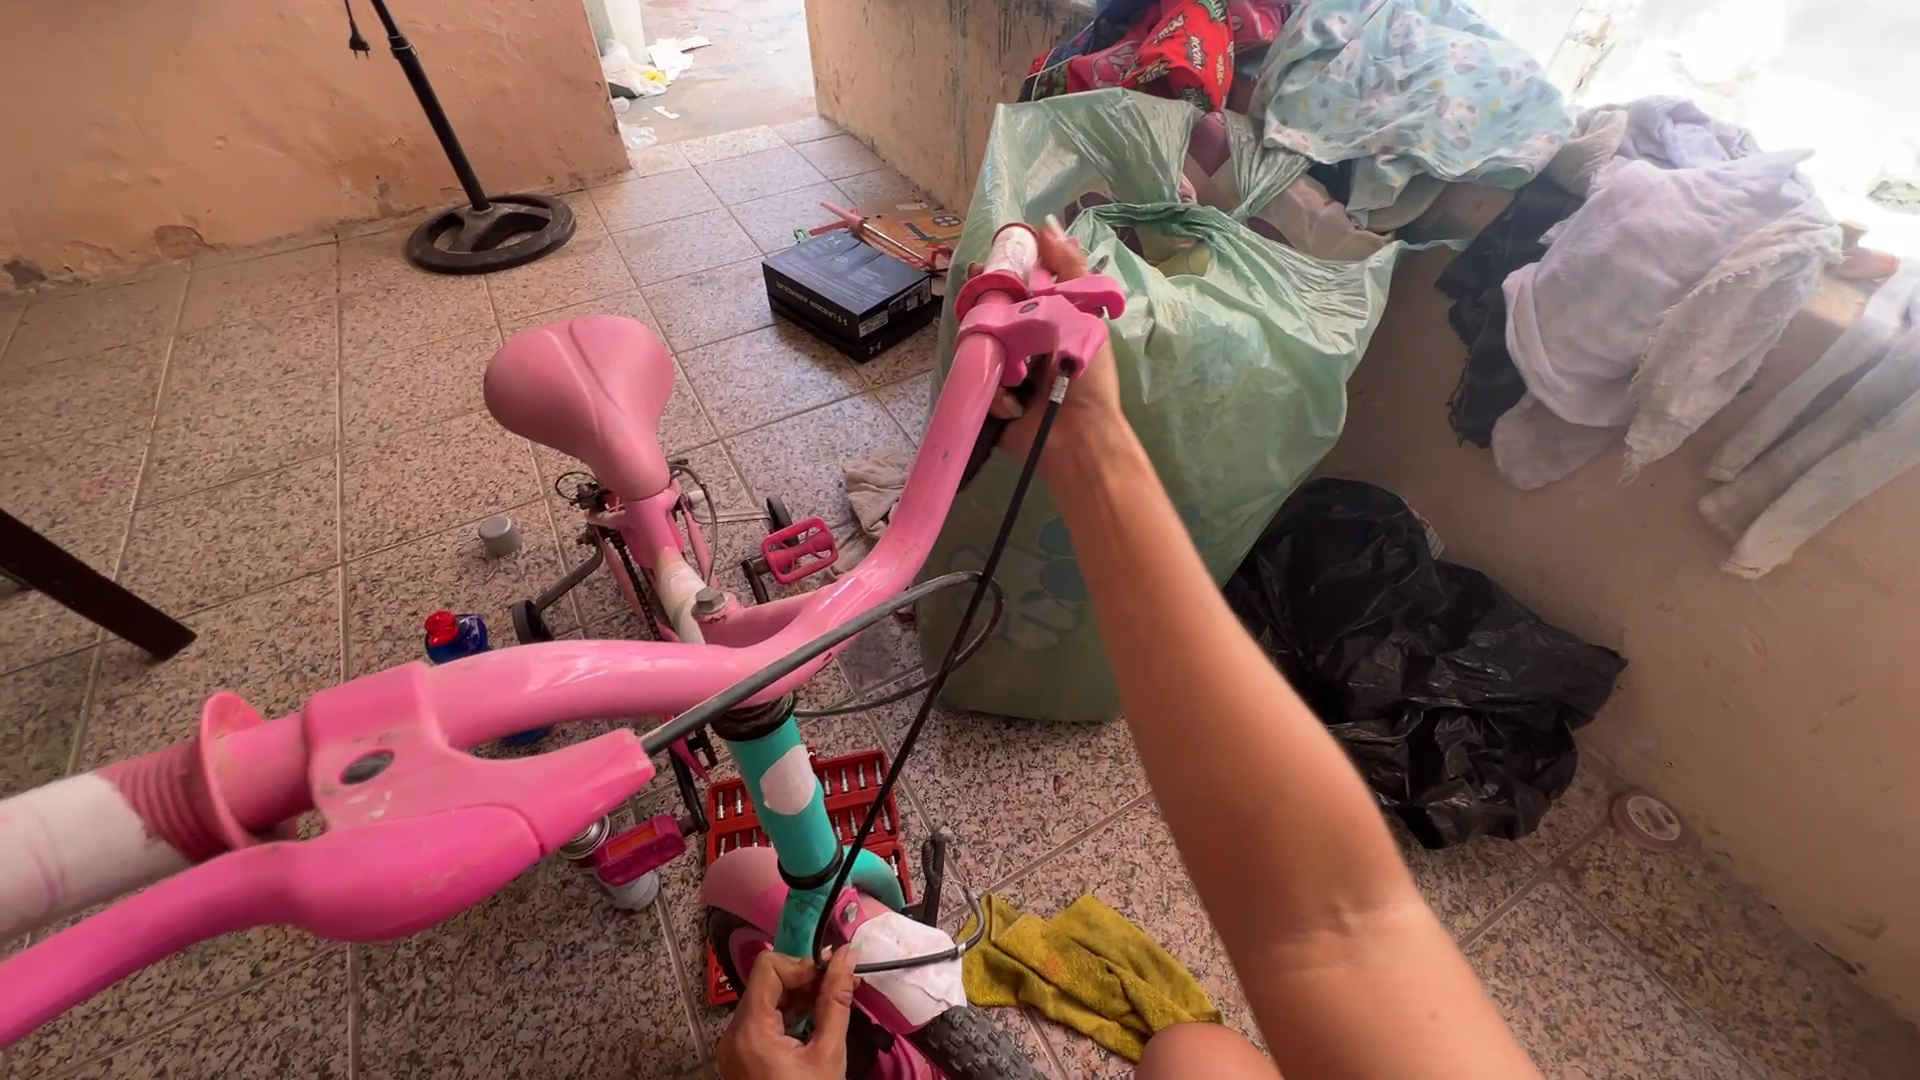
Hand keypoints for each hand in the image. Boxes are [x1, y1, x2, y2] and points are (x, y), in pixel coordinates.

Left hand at [716, 948, 858, 1079]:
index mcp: (750, 1030)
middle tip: (839, 986)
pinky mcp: (741, 1056)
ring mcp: (735, 1046)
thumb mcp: (828, 1053)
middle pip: (768, 981)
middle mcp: (733, 1033)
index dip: (802, 963)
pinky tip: (813, 1023)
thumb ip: (836, 999)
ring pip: (767, 997)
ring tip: (831, 1004)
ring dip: (800, 994)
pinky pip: (764, 1018)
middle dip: (805, 978)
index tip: (831, 975)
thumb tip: (848, 954)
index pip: (769, 966)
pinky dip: (789, 1013)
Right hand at [983, 221, 1125, 465]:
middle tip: (977, 294)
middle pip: (991, 315)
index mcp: (1047, 324)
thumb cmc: (1086, 376)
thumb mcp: (1087, 313)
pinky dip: (995, 393)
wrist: (1078, 435)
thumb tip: (1046, 223)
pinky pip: (979, 386)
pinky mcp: (992, 403)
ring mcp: (1005, 375)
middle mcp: (1024, 346)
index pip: (1016, 290)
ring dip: (983, 347)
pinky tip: (1013, 402)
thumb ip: (1069, 267)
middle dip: (981, 304)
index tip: (989, 263)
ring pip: (979, 348)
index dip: (1001, 274)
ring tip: (996, 354)